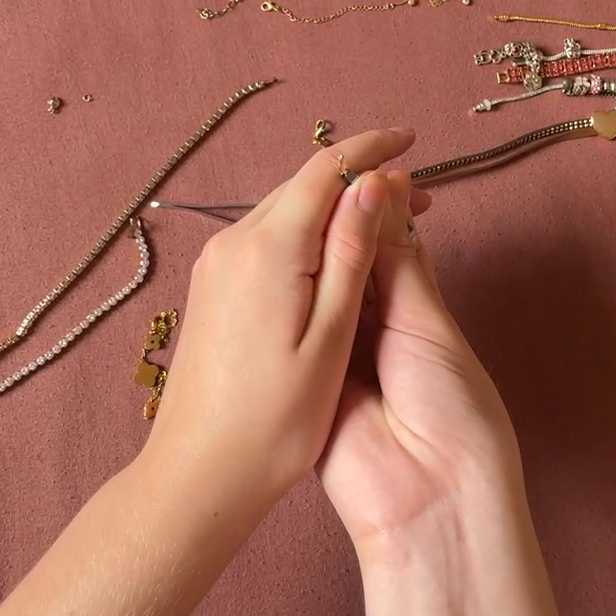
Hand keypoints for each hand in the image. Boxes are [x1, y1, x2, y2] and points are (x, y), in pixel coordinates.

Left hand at [142, 128, 415, 515]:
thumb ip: (352, 254)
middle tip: (421, 200)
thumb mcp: (330, 338)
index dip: (371, 148)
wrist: (194, 475)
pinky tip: (335, 257)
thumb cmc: (273, 422)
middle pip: (306, 185)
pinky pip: (267, 235)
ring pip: (286, 209)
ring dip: (337, 207)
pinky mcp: (213, 284)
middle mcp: (234, 242)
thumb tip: (372, 182)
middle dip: (362, 180)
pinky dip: (308, 232)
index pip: (325, 170)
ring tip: (388, 227)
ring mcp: (217, 262)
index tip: (411, 140)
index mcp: (268, 249)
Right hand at [317, 170, 521, 544]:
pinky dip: (292, 294)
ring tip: (302, 209)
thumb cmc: (451, 405)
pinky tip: (278, 257)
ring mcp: (335, 347)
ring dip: (316, 254)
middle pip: (350, 261)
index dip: (376, 209)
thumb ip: (397, 263)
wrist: (427, 496)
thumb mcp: (428, 324)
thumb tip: (384, 194)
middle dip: (342, 225)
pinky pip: (297, 324)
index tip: (360, 169)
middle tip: (324, 182)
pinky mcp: (305, 372)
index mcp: (414, 308)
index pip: (388, 245)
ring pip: (322, 286)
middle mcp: (373, 323)